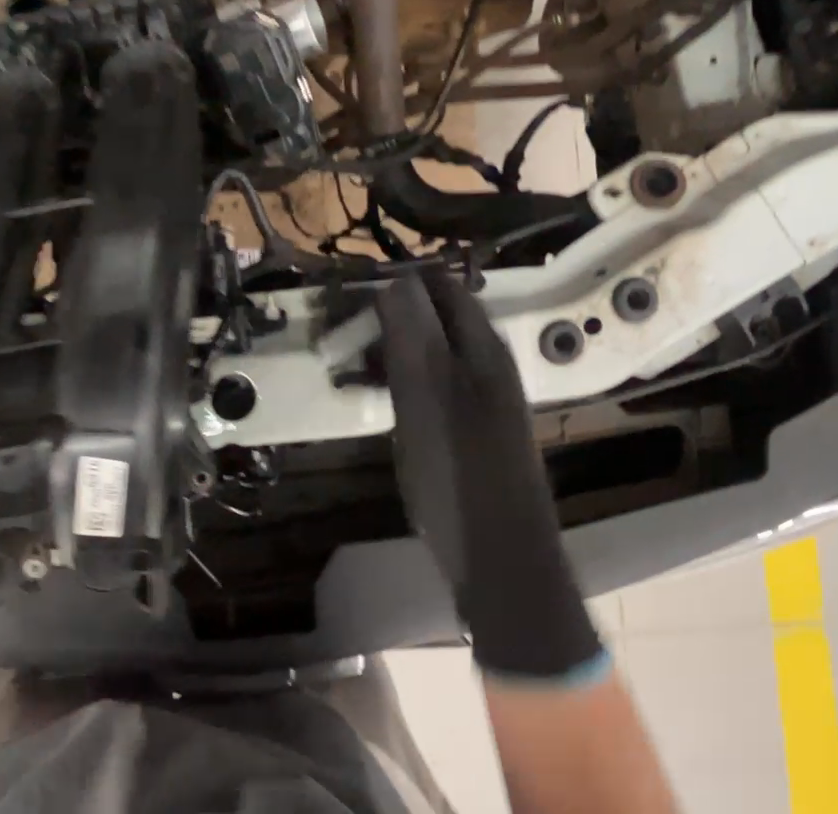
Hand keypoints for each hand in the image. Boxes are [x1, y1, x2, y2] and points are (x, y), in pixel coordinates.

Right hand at [376, 273, 603, 683]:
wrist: (501, 559)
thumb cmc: (460, 473)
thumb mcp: (428, 397)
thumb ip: (413, 334)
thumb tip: (394, 279)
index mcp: (482, 348)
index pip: (439, 286)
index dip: (395, 281)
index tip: (347, 293)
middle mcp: (485, 365)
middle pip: (432, 317)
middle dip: (385, 316)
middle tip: (336, 332)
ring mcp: (478, 398)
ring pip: (426, 352)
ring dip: (386, 349)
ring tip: (343, 363)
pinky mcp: (466, 430)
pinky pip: (427, 386)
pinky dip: (397, 381)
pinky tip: (370, 397)